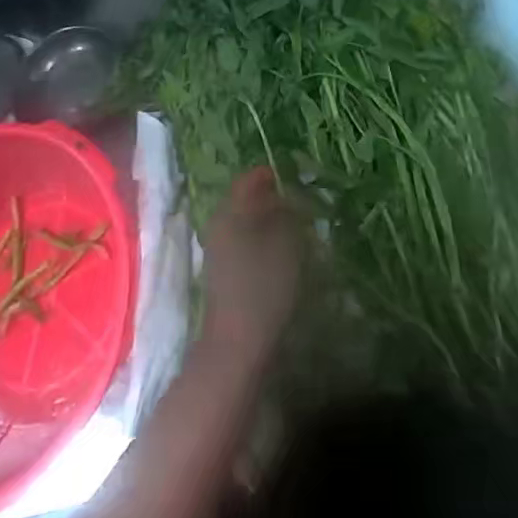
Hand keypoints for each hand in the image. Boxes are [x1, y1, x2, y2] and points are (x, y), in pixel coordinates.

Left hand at [199, 166, 303, 365]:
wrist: (237, 342)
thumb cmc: (264, 286)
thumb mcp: (286, 242)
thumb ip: (287, 213)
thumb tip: (285, 198)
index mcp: (229, 212)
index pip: (247, 180)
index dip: (270, 175)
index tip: (295, 177)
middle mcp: (218, 225)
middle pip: (244, 201)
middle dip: (271, 198)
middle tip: (300, 203)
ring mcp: (217, 250)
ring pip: (244, 223)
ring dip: (267, 221)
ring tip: (296, 228)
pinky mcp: (223, 272)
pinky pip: (244, 243)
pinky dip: (262, 240)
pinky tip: (281, 253)